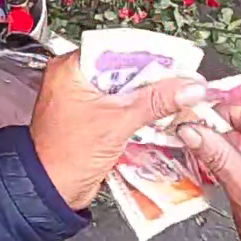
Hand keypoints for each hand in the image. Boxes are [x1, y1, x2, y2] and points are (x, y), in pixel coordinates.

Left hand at [30, 52, 206, 209]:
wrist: (51, 193)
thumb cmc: (65, 156)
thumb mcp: (118, 122)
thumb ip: (157, 101)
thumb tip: (189, 88)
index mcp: (70, 68)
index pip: (117, 46)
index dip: (149, 52)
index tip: (177, 59)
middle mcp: (74, 78)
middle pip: (123, 66)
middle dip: (153, 74)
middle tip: (181, 77)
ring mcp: (82, 98)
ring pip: (124, 86)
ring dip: (148, 92)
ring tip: (176, 94)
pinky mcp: (91, 117)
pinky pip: (120, 104)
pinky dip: (139, 107)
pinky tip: (159, 112)